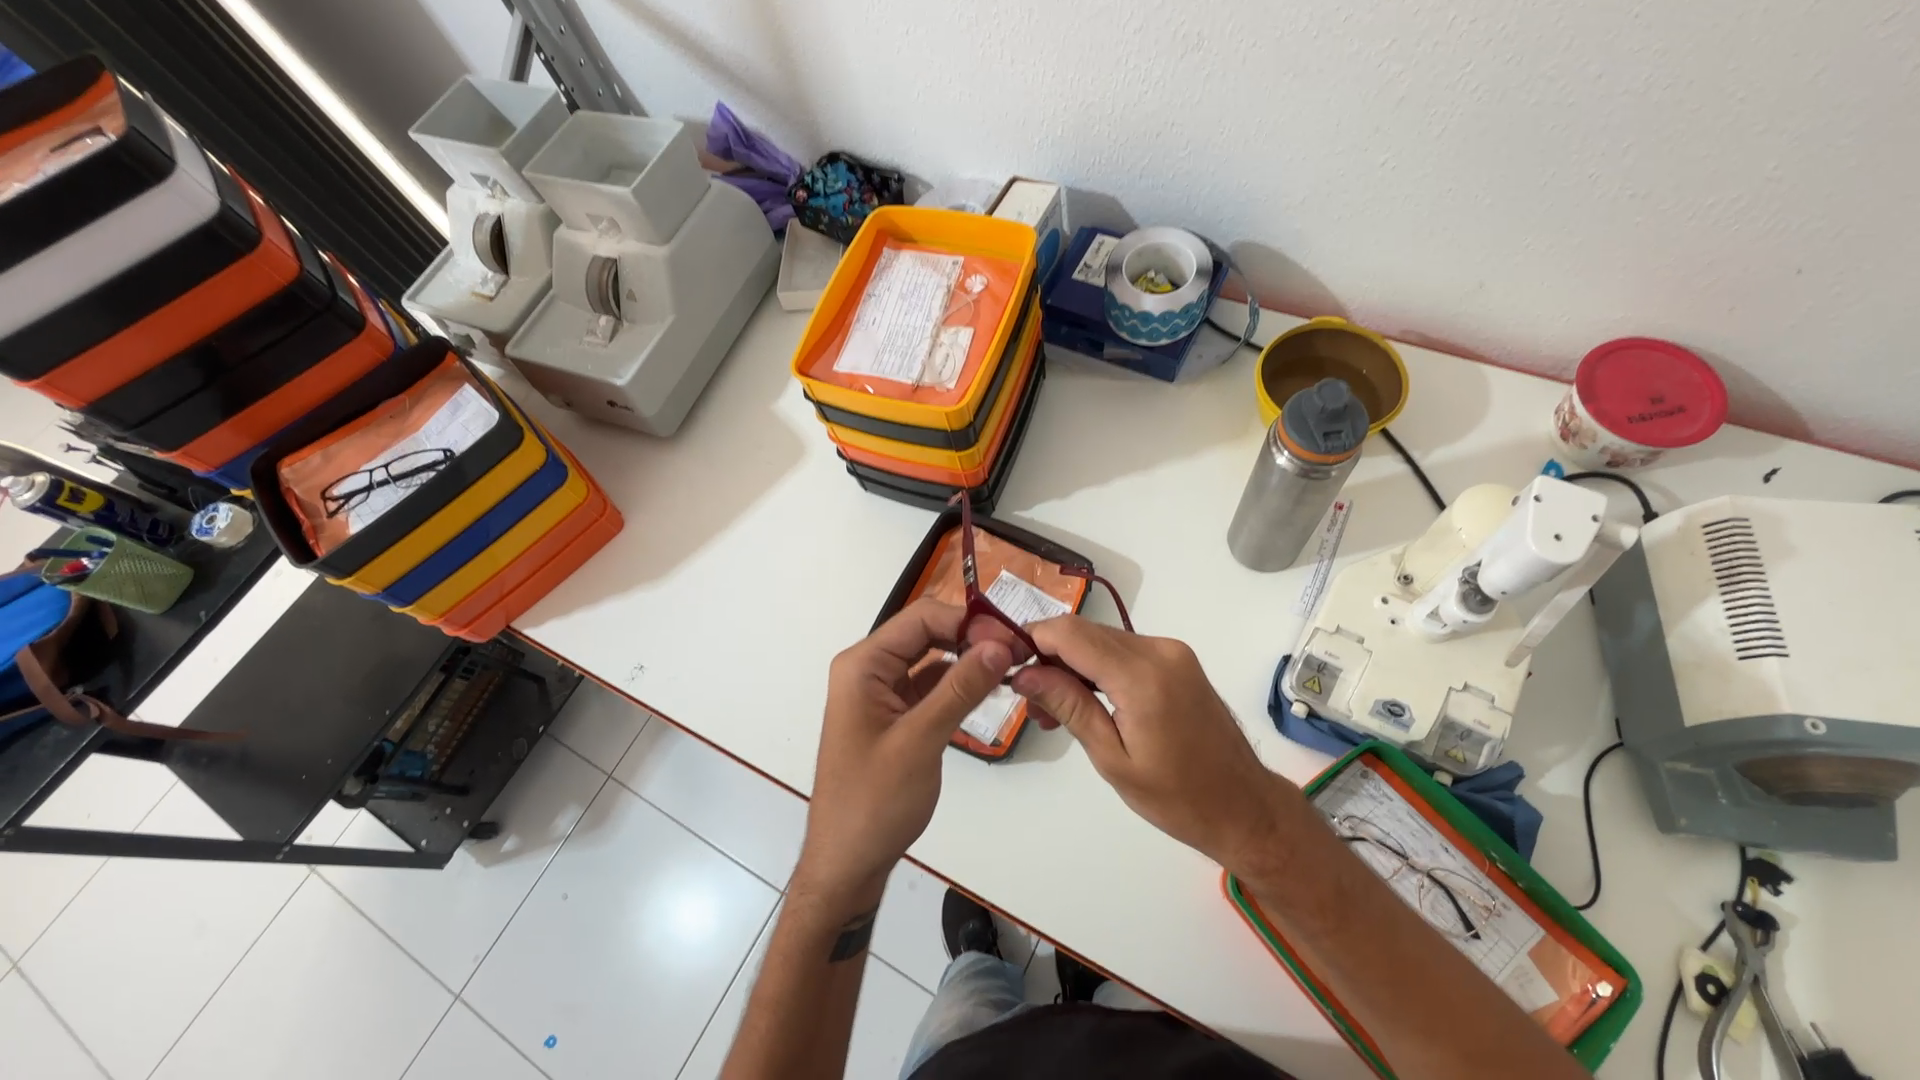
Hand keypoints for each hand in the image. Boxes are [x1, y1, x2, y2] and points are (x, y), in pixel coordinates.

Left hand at [795, 600, 1014, 901]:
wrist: (847, 861)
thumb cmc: (874, 801)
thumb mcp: (920, 740)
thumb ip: (960, 689)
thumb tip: (1000, 645)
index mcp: (863, 665)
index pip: (921, 618)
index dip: (968, 621)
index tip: (1013, 638)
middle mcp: (868, 670)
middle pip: (926, 633)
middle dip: (971, 637)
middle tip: (1019, 652)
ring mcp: (880, 694)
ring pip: (931, 659)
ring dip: (968, 659)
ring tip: (1013, 666)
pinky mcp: (894, 717)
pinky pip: (930, 687)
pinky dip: (958, 685)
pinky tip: (989, 690)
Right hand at [1010, 616, 1295, 870]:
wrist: (1243, 807)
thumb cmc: (1176, 797)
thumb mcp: (1112, 758)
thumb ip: (1069, 706)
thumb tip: (1023, 674)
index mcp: (1143, 676)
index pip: (1071, 634)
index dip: (1032, 640)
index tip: (1006, 664)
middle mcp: (1159, 650)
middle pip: (1085, 632)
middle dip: (1049, 657)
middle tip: (1032, 705)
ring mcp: (1172, 652)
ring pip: (1102, 640)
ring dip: (1072, 665)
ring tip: (1055, 712)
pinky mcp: (1178, 661)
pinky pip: (1124, 651)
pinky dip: (1098, 669)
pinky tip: (1088, 702)